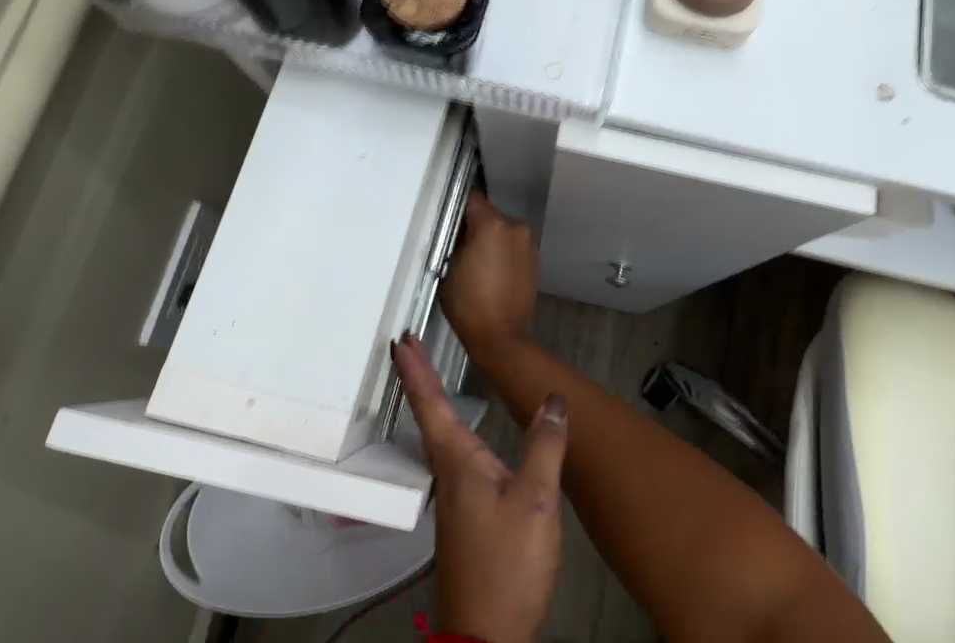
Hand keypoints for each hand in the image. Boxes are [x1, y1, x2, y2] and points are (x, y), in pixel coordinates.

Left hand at [395, 334, 566, 642]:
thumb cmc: (507, 567)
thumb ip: (545, 445)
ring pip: (438, 439)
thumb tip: (553, 400)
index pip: (429, 403)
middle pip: (428, 416)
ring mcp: (453, 499)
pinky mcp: (464, 517)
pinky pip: (454, 460)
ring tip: (432, 381)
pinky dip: (452, 433)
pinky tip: (466, 440)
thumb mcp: (536, 499)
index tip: (402, 340)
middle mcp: (449, 475)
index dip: (415, 369)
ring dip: (432, 404)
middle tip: (411, 348)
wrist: (486, 631)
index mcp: (458, 463)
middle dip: (419, 379)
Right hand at [442, 194, 539, 356]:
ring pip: (502, 230)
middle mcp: (515, 227)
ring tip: (476, 263)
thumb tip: (460, 230)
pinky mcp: (535, 259)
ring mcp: (529, 243)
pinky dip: (503, 252)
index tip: (448, 221)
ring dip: (490, 239)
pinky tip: (492, 272)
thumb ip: (456, 241)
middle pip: (489, 215)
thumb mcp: (448, 267)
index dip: (458, 208)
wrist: (501, 335)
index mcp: (492, 224)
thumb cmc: (468, 302)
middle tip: (458, 247)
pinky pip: (513, 246)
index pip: (472, 199)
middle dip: (475, 226)